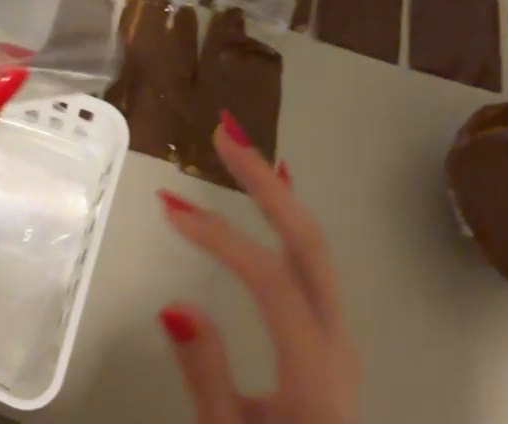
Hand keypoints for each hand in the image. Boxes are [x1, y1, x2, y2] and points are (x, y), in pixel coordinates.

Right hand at [156, 111, 357, 423]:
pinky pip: (315, 263)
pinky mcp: (330, 337)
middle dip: (264, 182)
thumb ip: (206, 375)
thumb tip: (173, 303)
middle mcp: (337, 342)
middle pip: (309, 244)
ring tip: (242, 148)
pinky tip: (273, 195)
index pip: (268, 280)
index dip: (220, 236)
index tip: (168, 208)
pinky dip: (288, 217)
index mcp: (312, 370)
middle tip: (223, 131)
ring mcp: (340, 336)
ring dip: (277, 192)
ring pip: (317, 247)